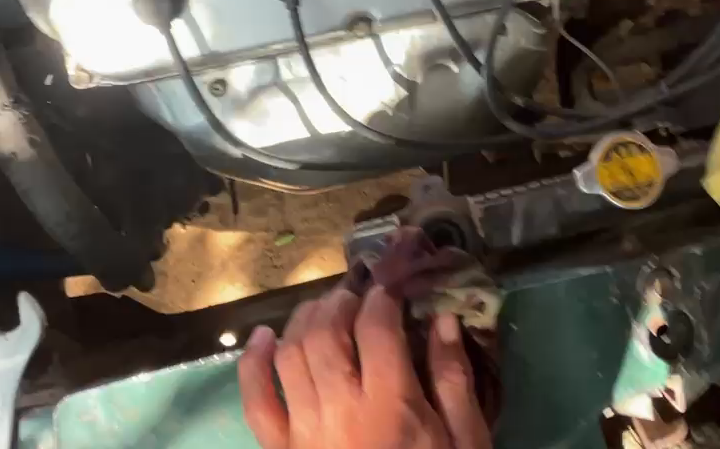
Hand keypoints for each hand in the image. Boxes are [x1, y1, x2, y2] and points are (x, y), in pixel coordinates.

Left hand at [238, 286, 490, 448]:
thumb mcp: (465, 440)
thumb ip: (453, 378)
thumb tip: (444, 317)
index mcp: (389, 405)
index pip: (376, 325)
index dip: (382, 294)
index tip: (391, 285)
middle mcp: (339, 410)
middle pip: (326, 331)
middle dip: (341, 300)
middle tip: (358, 295)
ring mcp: (303, 432)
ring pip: (290, 353)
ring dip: (305, 319)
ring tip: (326, 309)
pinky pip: (256, 401)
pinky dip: (253, 363)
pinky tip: (263, 336)